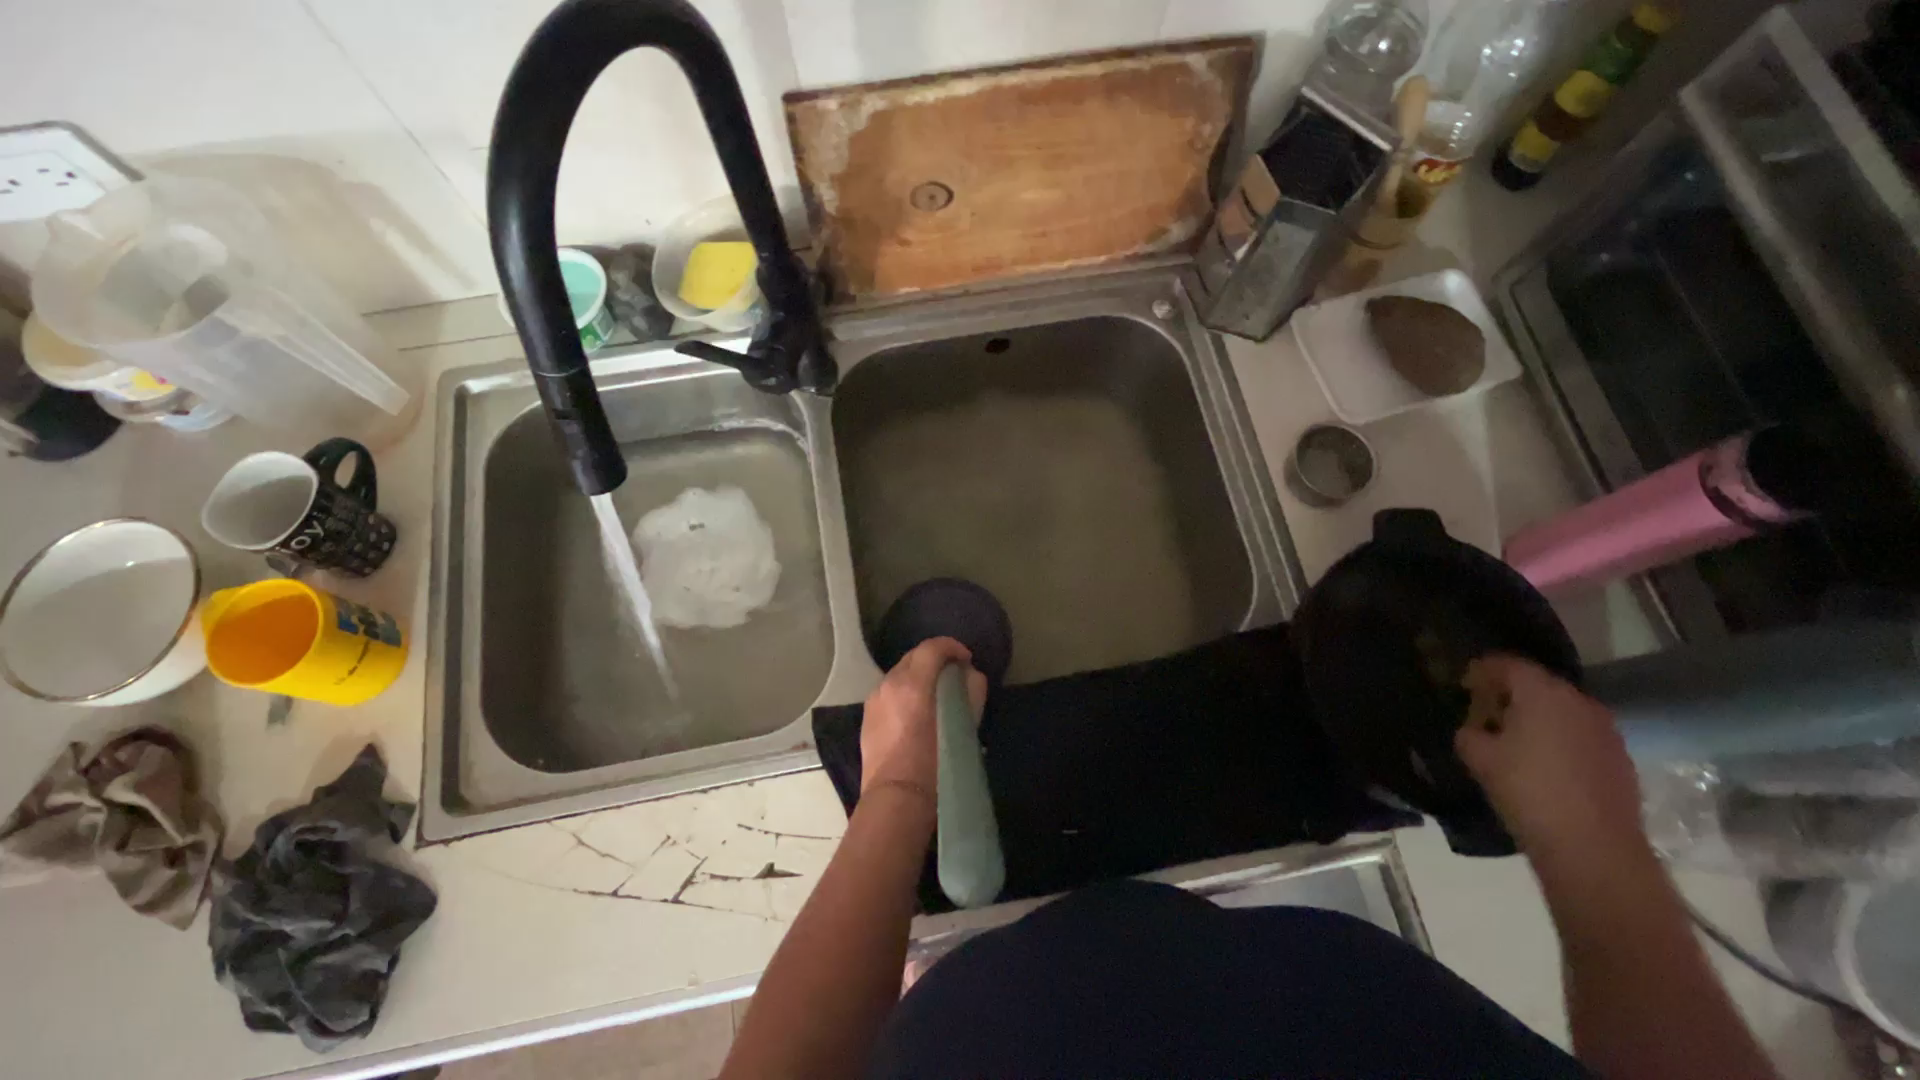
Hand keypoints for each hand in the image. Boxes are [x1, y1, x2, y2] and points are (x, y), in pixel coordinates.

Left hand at [859, 638, 986, 801]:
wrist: (896, 799)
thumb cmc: (935, 764)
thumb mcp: (963, 728)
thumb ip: (970, 693)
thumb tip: (970, 676)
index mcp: (913, 683)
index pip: (932, 647)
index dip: (953, 647)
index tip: (967, 660)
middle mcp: (889, 684)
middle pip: (914, 657)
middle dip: (935, 660)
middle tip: (954, 676)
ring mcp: (874, 700)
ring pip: (899, 674)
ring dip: (919, 676)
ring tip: (935, 696)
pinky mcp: (867, 717)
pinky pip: (889, 693)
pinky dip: (905, 693)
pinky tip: (915, 713)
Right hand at [1456, 654, 1647, 861]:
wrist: (1593, 847)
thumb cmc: (1528, 792)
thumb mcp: (1479, 759)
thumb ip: (1469, 733)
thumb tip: (1475, 729)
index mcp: (1543, 693)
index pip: (1507, 665)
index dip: (1481, 670)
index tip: (1463, 683)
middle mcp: (1580, 702)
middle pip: (1538, 685)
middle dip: (1510, 695)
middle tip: (1486, 714)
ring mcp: (1606, 731)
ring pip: (1563, 712)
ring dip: (1538, 719)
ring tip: (1514, 742)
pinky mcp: (1620, 759)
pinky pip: (1580, 737)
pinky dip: (1559, 741)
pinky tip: (1544, 766)